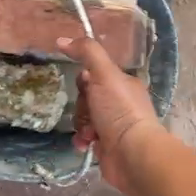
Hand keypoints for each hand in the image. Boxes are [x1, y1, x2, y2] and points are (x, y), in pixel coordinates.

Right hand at [58, 35, 161, 195]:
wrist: (133, 155)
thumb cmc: (120, 110)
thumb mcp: (104, 73)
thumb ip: (86, 52)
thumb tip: (62, 39)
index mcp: (124, 85)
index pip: (95, 74)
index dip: (85, 79)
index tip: (85, 85)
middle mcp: (120, 104)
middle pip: (86, 97)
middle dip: (82, 105)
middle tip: (89, 110)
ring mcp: (114, 126)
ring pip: (84, 117)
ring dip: (81, 123)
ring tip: (88, 132)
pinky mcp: (107, 146)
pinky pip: (85, 138)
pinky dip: (82, 140)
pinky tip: (85, 144)